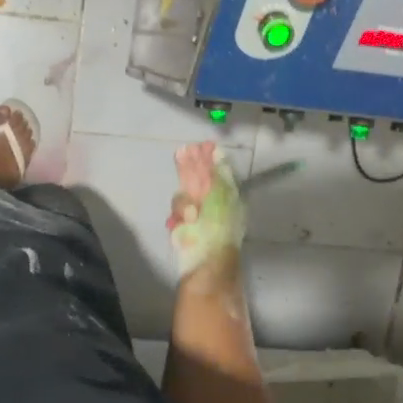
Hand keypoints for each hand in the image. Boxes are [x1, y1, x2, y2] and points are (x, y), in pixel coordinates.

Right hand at [166, 142, 245, 277]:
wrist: (207, 258)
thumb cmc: (219, 227)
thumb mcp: (223, 195)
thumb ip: (218, 173)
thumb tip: (218, 151)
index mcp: (227, 195)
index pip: (217, 171)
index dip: (209, 158)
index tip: (203, 144)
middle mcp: (211, 201)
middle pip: (198, 178)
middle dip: (191, 166)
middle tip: (184, 150)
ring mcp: (196, 212)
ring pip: (184, 193)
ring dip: (185, 201)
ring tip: (191, 213)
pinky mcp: (182, 224)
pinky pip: (176, 211)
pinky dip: (179, 215)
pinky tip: (185, 221)